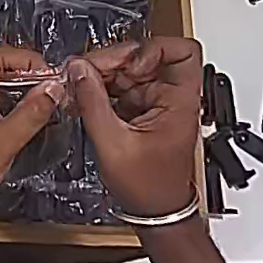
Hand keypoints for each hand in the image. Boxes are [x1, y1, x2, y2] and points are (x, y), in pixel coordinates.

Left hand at [0, 47, 62, 222]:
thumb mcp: (2, 142)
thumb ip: (31, 113)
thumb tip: (53, 90)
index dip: (27, 61)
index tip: (50, 73)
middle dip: (26, 74)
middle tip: (52, 86)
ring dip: (20, 87)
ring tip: (44, 97)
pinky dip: (10, 100)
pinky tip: (27, 111)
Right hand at [67, 37, 203, 217]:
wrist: (154, 213)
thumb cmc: (149, 188)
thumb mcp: (114, 145)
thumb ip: (93, 103)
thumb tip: (79, 70)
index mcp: (180, 101)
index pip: (183, 50)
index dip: (154, 49)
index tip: (130, 65)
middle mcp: (171, 96)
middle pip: (145, 54)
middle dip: (113, 60)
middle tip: (86, 72)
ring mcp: (155, 100)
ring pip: (128, 68)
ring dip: (102, 73)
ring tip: (79, 85)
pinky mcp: (140, 107)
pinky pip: (119, 84)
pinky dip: (100, 87)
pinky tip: (83, 96)